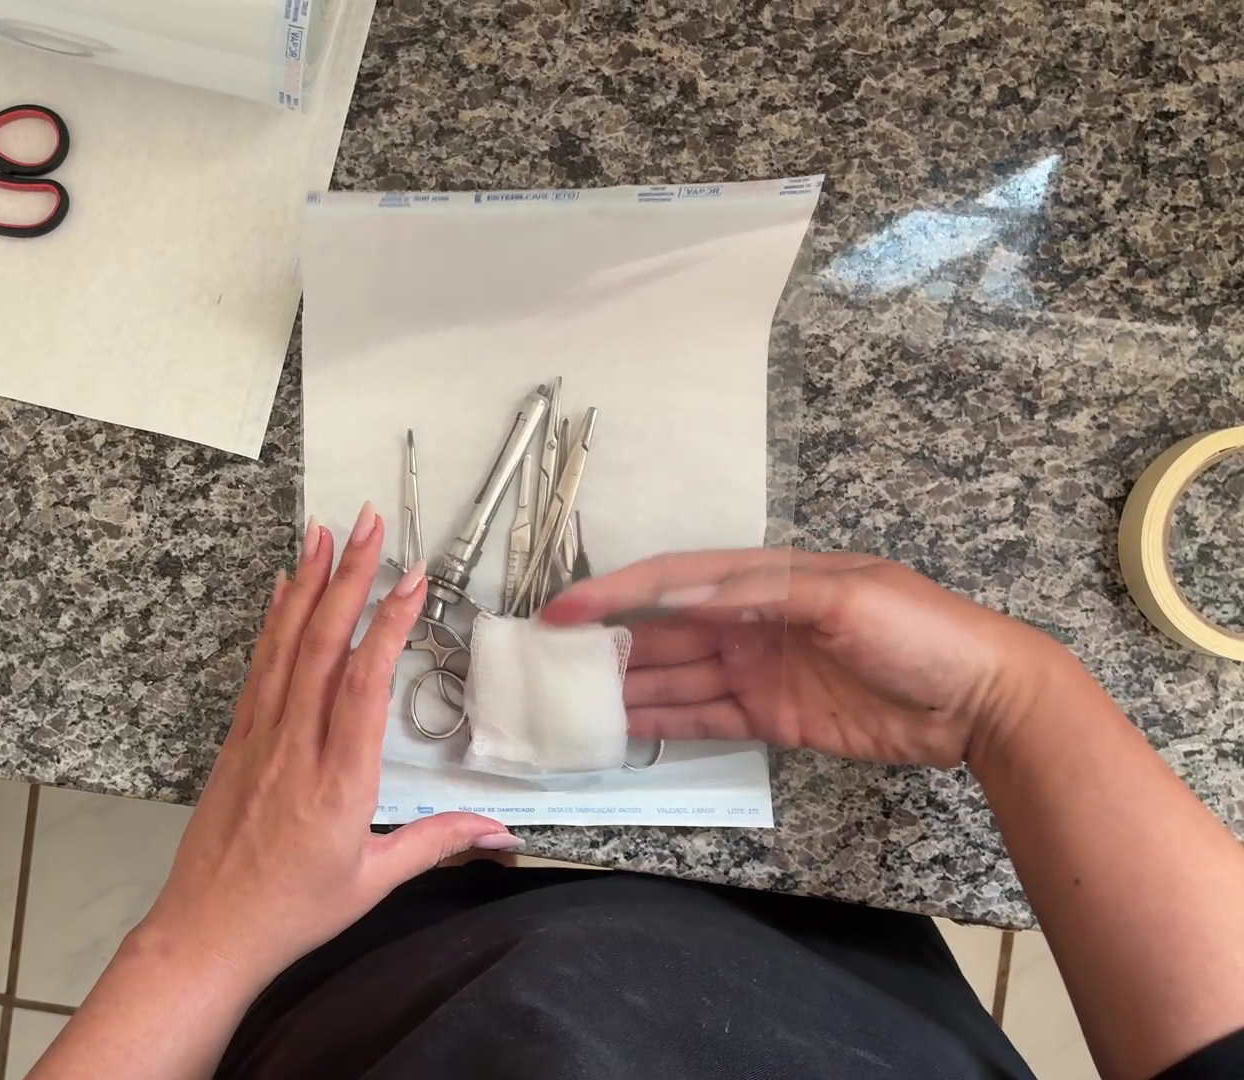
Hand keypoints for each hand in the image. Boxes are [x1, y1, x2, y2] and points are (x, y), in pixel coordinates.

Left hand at [134, 504, 516, 986]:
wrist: (207, 929)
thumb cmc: (292, 911)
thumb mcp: (372, 882)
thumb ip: (436, 844)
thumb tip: (499, 832)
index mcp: (339, 780)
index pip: (366, 683)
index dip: (391, 623)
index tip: (413, 577)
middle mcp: (296, 743)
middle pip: (323, 645)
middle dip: (349, 577)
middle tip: (366, 523)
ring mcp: (260, 734)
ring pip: (286, 645)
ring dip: (307, 583)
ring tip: (321, 532)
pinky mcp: (238, 735)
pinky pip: (259, 666)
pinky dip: (273, 621)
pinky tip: (282, 588)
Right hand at [539, 549, 1069, 767]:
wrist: (991, 705)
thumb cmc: (922, 631)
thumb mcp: (845, 595)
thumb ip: (758, 592)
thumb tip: (677, 598)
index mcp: (759, 581)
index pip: (669, 582)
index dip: (612, 593)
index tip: (561, 610)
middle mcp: (744, 624)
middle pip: (659, 633)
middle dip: (606, 644)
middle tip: (551, 662)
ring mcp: (751, 672)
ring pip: (671, 678)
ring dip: (624, 688)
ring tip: (571, 701)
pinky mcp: (765, 716)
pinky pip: (700, 717)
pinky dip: (660, 722)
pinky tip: (620, 728)